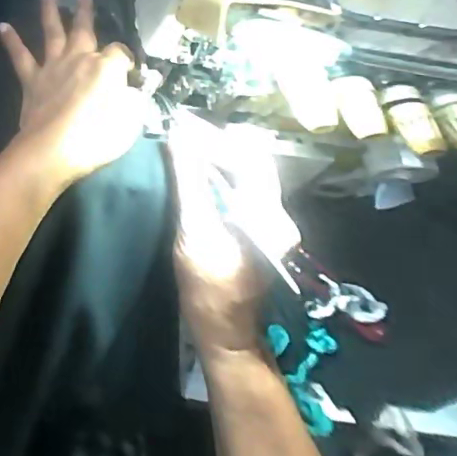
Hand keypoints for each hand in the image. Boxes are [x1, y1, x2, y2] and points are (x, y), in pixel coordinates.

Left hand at [0, 0, 140, 186]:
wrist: (54, 148)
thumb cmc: (97, 137)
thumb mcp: (131, 121)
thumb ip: (134, 101)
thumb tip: (133, 91)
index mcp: (106, 68)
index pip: (120, 54)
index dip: (126, 61)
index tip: (129, 71)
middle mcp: (79, 59)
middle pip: (84, 30)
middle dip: (85, 12)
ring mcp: (53, 67)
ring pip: (52, 32)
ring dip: (49, 11)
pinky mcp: (32, 79)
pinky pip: (20, 56)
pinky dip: (11, 41)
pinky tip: (2, 26)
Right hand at [166, 129, 271, 355]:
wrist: (225, 331)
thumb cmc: (208, 284)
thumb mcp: (192, 229)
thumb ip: (188, 180)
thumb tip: (179, 136)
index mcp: (266, 213)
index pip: (244, 154)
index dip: (211, 135)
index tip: (179, 124)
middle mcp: (277, 213)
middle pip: (250, 158)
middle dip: (214, 139)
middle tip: (180, 131)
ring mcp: (271, 220)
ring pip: (247, 169)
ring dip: (216, 153)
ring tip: (183, 145)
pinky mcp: (259, 226)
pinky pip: (242, 184)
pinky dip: (219, 170)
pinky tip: (195, 168)